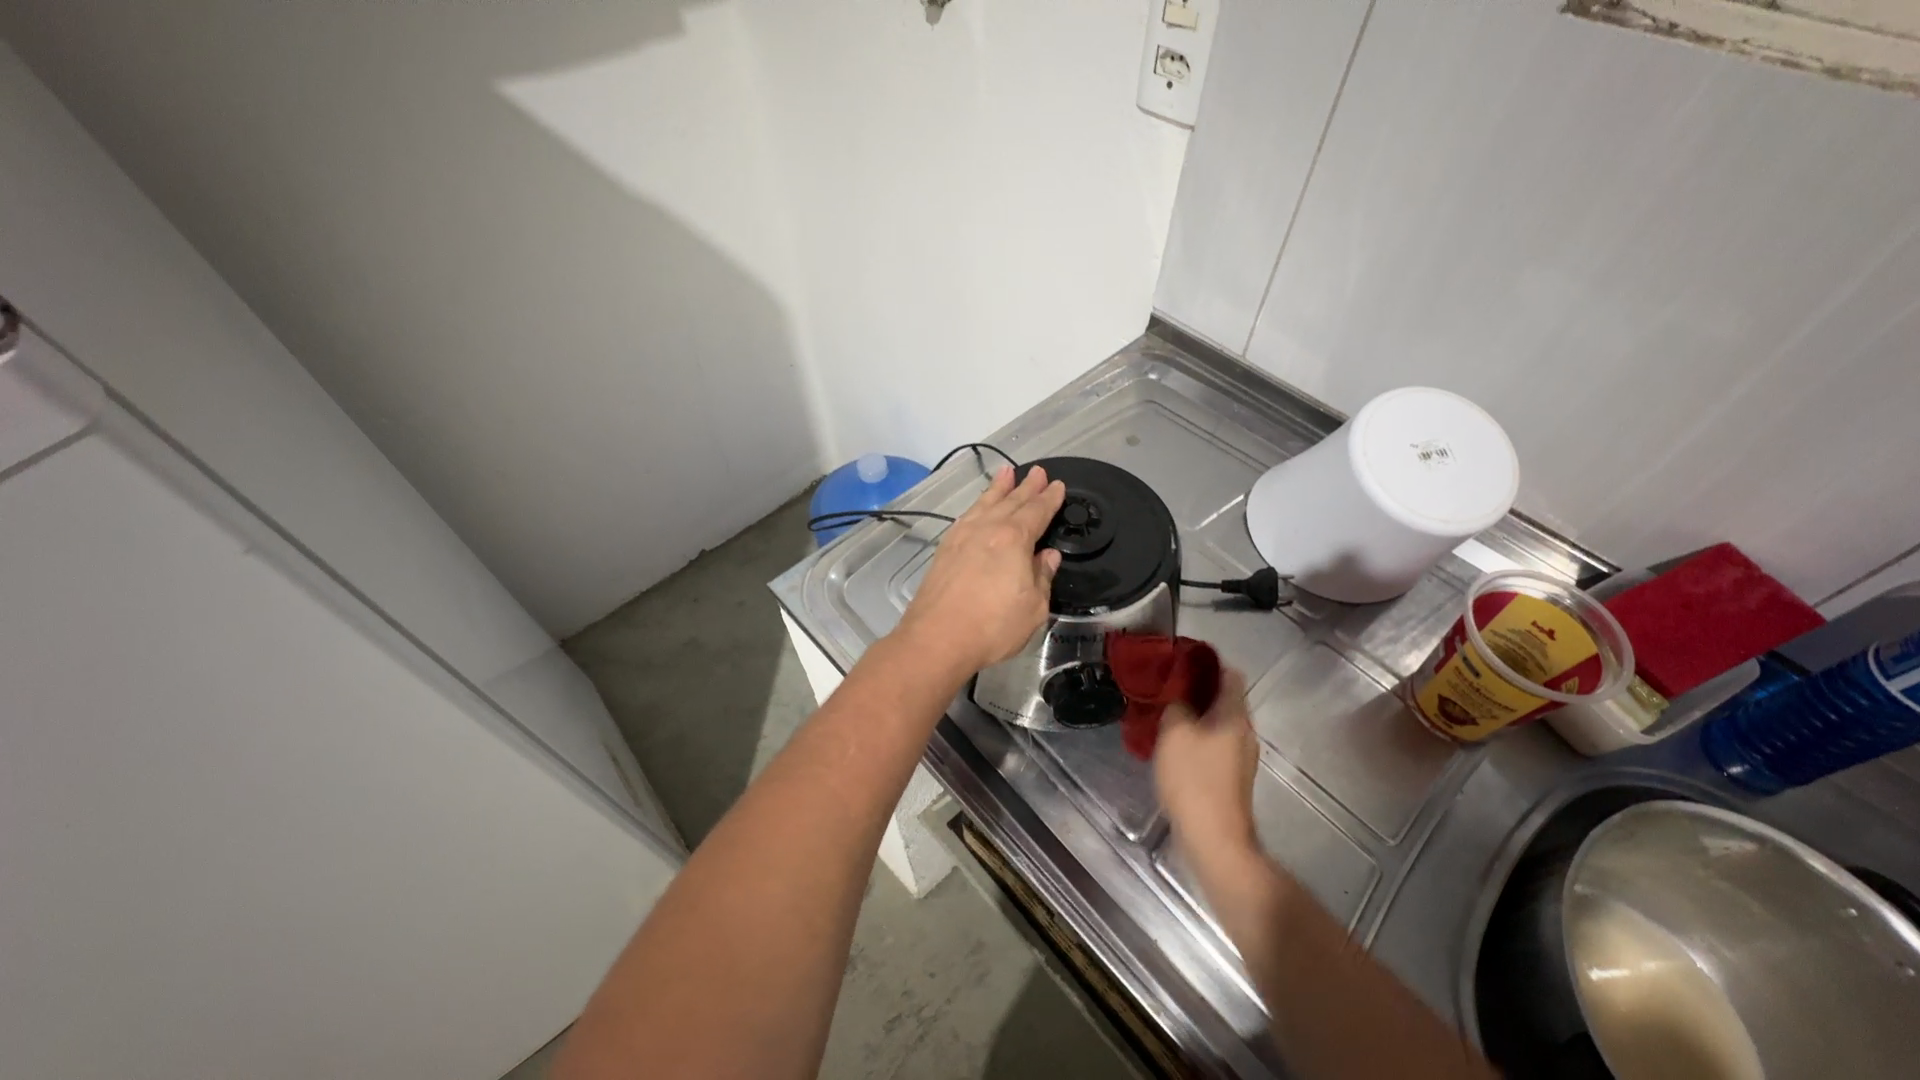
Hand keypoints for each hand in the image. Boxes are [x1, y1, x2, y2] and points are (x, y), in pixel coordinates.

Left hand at [896, 464, 1065, 675]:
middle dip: (1026, 487)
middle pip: (1011, 501)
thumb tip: (1047, 556)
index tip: (1058, 486)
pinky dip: (977, 505)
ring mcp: (962, 537)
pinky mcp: (945, 550)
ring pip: (984, 504)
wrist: (937, 638)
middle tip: (1037, 471)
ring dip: (998, 488)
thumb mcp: (1033, 607)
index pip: (1037, 512)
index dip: (1049, 499)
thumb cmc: (992, 626)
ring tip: (1006, 473)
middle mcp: (987, 530)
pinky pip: (967, 516)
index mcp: (1013, 539)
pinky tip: (979, 507)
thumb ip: (1041, 577)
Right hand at [1154, 669, 1260, 866]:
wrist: (1214, 837)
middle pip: (1225, 699)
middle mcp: (1245, 732)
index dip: (1207, 663)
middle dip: (1197, 691)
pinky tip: (1174, 746)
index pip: (1230, 674)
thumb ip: (1175, 706)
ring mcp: (1242, 757)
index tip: (1179, 661)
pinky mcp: (1232, 777)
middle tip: (1166, 689)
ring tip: (1165, 716)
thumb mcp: (1174, 734)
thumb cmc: (1194, 780)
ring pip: (1219, 724)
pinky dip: (1197, 739)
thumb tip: (1178, 698)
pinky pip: (1215, 745)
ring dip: (1195, 716)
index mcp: (1235, 715)